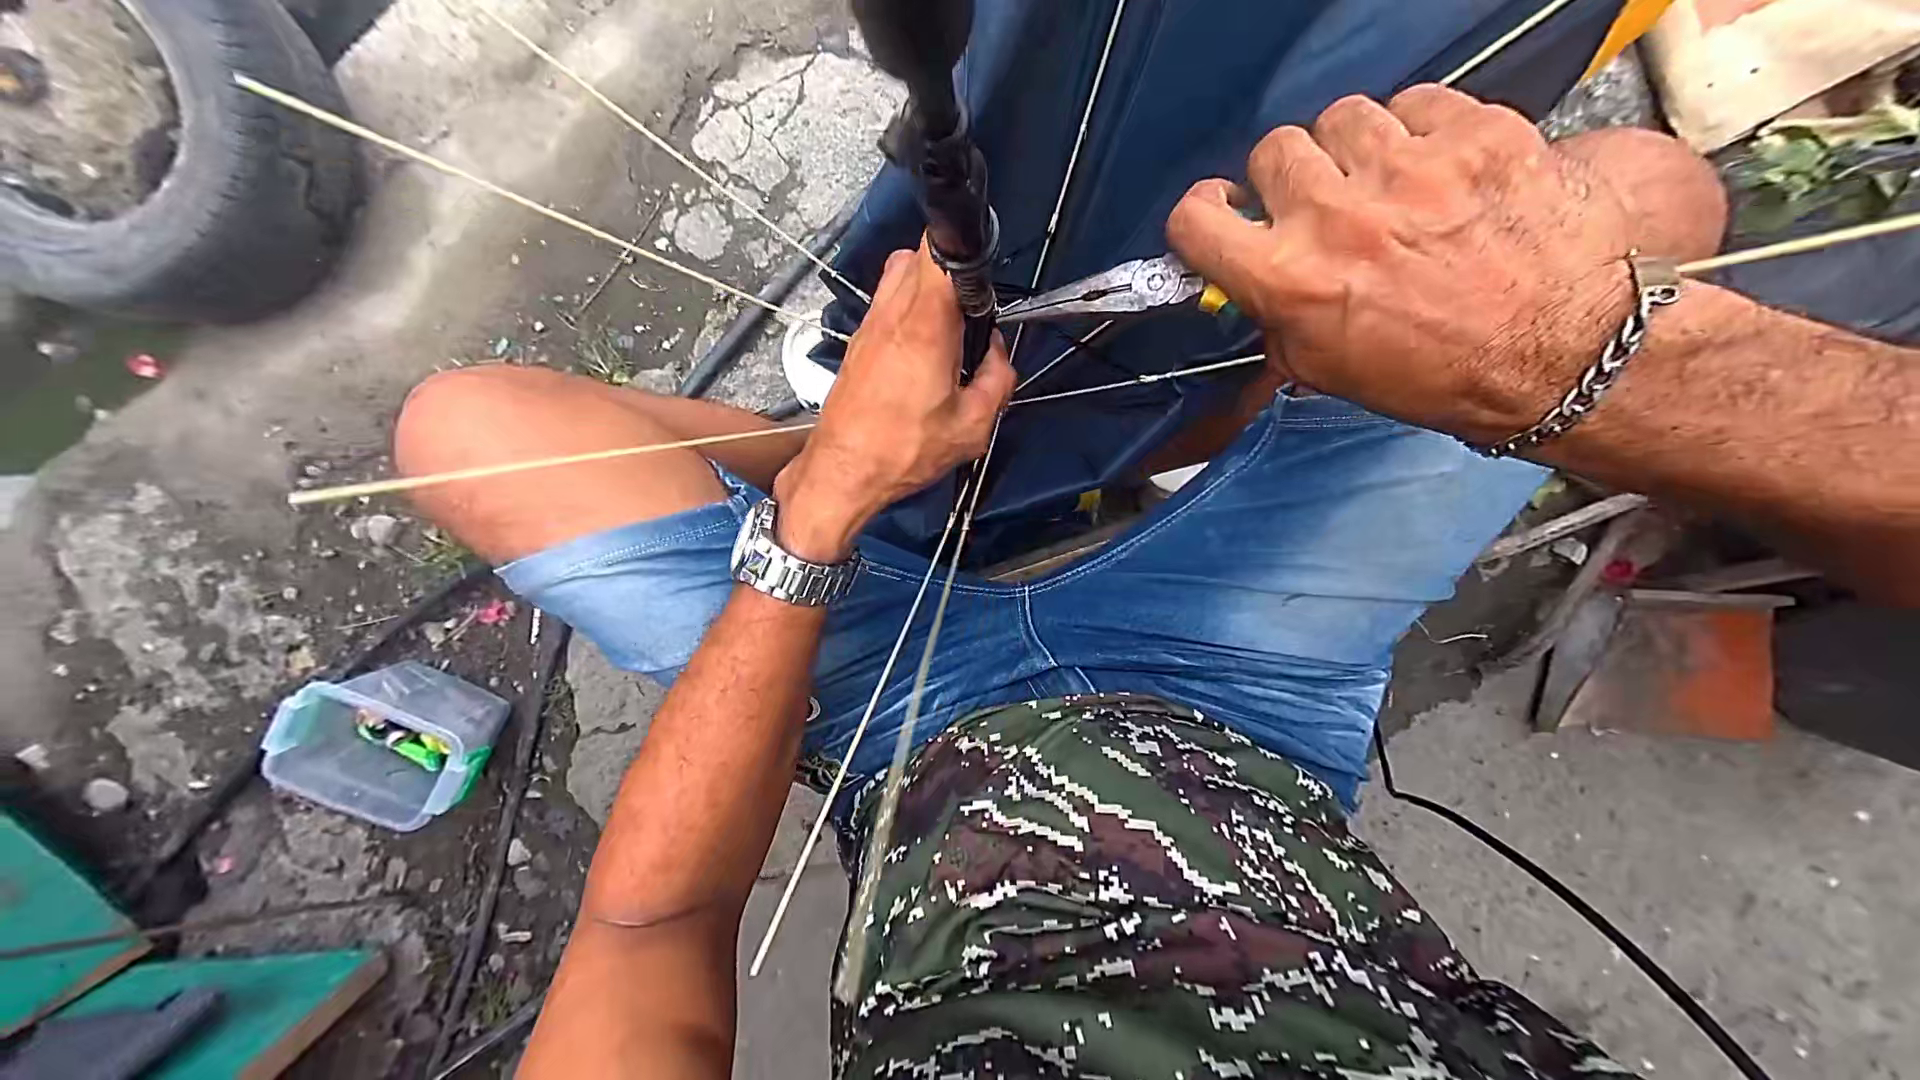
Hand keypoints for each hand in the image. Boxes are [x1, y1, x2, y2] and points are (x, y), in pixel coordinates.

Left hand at [773, 242, 1013, 560]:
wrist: (844, 472)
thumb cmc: (901, 452)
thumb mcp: (972, 428)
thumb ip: (998, 381)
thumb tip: (996, 355)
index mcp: (925, 327)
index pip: (939, 251)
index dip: (966, 250)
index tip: (982, 279)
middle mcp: (891, 315)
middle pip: (921, 255)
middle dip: (951, 274)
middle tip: (968, 317)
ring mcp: (869, 325)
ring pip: (899, 274)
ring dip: (927, 290)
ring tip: (945, 334)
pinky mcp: (857, 342)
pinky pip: (886, 304)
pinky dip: (907, 312)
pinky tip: (920, 353)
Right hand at [1166, 85, 1639, 444]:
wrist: (1556, 352)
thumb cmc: (1426, 373)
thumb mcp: (1318, 365)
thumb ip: (1270, 313)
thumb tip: (1245, 280)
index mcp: (1288, 280)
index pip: (1196, 218)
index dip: (1200, 213)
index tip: (1220, 214)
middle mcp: (1334, 215)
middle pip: (1271, 150)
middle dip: (1284, 177)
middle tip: (1314, 202)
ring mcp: (1407, 167)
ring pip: (1340, 117)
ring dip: (1347, 149)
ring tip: (1378, 181)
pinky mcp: (1476, 132)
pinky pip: (1414, 103)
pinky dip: (1413, 130)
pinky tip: (1431, 166)